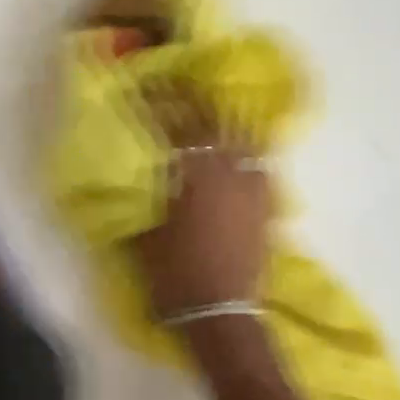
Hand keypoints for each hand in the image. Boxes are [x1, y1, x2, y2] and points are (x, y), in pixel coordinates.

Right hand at [130, 82, 272, 314]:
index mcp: (196, 178)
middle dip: (199, 101)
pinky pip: (261, 164)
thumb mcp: (145, 239)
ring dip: (229, 120)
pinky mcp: (267, 206)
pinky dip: (249, 149)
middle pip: (217, 124)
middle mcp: (230, 174)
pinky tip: (241, 150)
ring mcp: (254, 189)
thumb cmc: (174, 277)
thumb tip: (132, 177)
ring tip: (217, 108)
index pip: (176, 127)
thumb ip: (141, 201)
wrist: (220, 315)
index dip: (161, 103)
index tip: (147, 83)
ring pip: (246, 139)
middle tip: (184, 85)